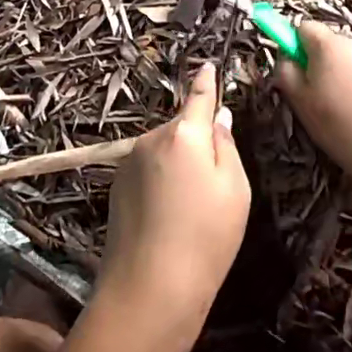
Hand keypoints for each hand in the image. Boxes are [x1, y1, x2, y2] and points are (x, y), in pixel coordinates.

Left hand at [101, 63, 249, 313]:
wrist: (151, 285)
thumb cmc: (208, 236)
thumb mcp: (235, 189)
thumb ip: (225, 146)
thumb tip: (217, 117)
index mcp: (183, 133)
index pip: (198, 97)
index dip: (206, 82)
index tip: (207, 66)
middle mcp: (150, 138)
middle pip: (180, 126)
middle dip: (195, 137)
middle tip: (215, 176)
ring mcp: (128, 162)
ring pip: (162, 149)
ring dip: (177, 160)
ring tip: (192, 203)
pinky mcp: (116, 185)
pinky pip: (147, 169)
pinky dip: (160, 179)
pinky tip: (169, 213)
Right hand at [272, 21, 351, 194]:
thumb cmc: (341, 128)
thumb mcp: (300, 104)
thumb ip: (286, 73)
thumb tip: (287, 59)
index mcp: (331, 46)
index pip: (305, 27)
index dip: (296, 46)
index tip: (298, 73)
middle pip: (333, 45)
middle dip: (324, 65)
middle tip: (321, 99)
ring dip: (349, 79)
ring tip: (351, 114)